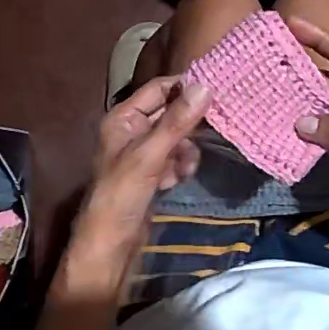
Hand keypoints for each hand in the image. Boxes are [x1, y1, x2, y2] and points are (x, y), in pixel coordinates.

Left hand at [71, 76, 210, 270]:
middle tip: (215, 127)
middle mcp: (132, 130)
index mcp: (123, 118)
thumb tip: (205, 85)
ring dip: (186, 150)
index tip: (217, 90)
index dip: (185, 87)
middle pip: (170, 113)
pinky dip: (180, 166)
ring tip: (185, 167)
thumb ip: (177, 121)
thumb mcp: (150, 155)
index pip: (159, 89)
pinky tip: (177, 180)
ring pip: (177, 138)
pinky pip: (175, 159)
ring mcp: (142, 153)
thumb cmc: (122, 194)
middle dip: (189, 124)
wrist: (111, 244)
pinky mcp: (152, 174)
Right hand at [288, 17, 328, 222]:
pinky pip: (321, 134)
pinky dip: (304, 132)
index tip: (291, 23)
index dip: (319, 38)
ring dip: (299, 103)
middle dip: (302, 70)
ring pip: (321, 108)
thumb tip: (300, 123)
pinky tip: (282, 125)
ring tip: (268, 91)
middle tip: (270, 60)